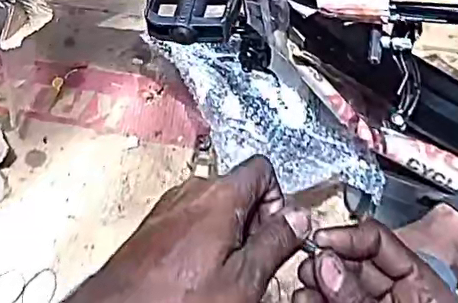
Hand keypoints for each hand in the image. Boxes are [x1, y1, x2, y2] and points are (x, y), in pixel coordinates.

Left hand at [68, 156, 310, 302]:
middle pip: (240, 188)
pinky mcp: (159, 220)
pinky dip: (205, 238)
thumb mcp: (243, 280)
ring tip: (223, 274)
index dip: (277, 202)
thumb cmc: (179, 299)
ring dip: (229, 233)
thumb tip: (299, 216)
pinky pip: (194, 217)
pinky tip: (199, 273)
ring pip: (217, 204)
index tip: (275, 235)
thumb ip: (275, 242)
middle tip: (251, 264)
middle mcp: (195, 187)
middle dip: (253, 222)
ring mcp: (174, 201)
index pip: (263, 168)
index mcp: (220, 192)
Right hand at [295, 209, 457, 302]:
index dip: (346, 235)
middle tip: (306, 274)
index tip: (318, 243)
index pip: (378, 239)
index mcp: (421, 286)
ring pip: (342, 290)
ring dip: (319, 289)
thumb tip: (326, 262)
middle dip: (327, 265)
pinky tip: (306, 302)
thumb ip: (361, 299)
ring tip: (303, 295)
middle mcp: (400, 297)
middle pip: (354, 264)